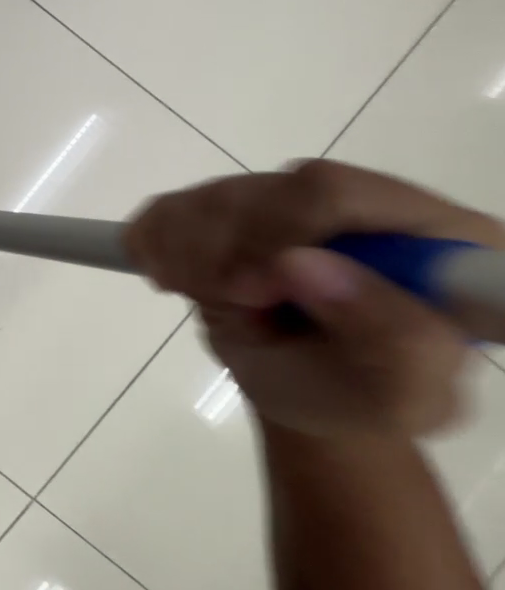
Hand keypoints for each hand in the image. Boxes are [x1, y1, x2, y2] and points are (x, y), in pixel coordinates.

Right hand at [125, 160, 504, 439]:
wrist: (298, 391)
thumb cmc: (357, 399)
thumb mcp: (399, 396)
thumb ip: (394, 338)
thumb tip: (306, 264)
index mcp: (431, 235)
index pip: (335, 191)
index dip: (277, 230)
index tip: (252, 290)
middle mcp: (362, 203)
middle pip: (261, 191)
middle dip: (226, 253)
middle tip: (233, 304)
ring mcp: (286, 198)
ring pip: (210, 198)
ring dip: (192, 258)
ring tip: (216, 302)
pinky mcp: (227, 203)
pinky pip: (169, 206)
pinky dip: (159, 248)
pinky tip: (184, 281)